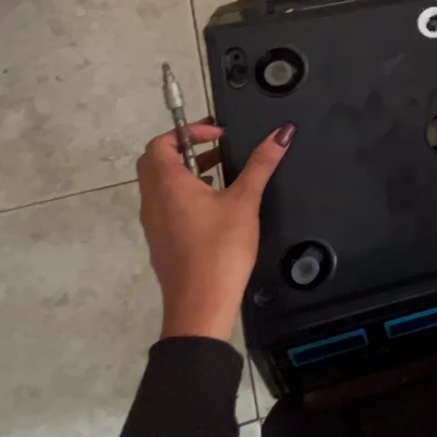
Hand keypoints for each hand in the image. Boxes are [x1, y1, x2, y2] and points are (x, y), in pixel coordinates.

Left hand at [135, 121, 294, 340]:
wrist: (200, 304)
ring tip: (222, 169)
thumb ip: (262, 163)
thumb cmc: (220, 249)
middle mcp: (153, 201)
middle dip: (185, 147)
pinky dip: (185, 191)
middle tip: (216, 145)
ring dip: (186, 169)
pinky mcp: (161, 239)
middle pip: (155, 161)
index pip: (160, 144)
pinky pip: (166, 203)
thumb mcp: (245, 201)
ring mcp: (154, 223)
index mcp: (168, 186)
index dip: (187, 132)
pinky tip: (215, 202)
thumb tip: (282, 133)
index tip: (218, 134)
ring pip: (160, 183)